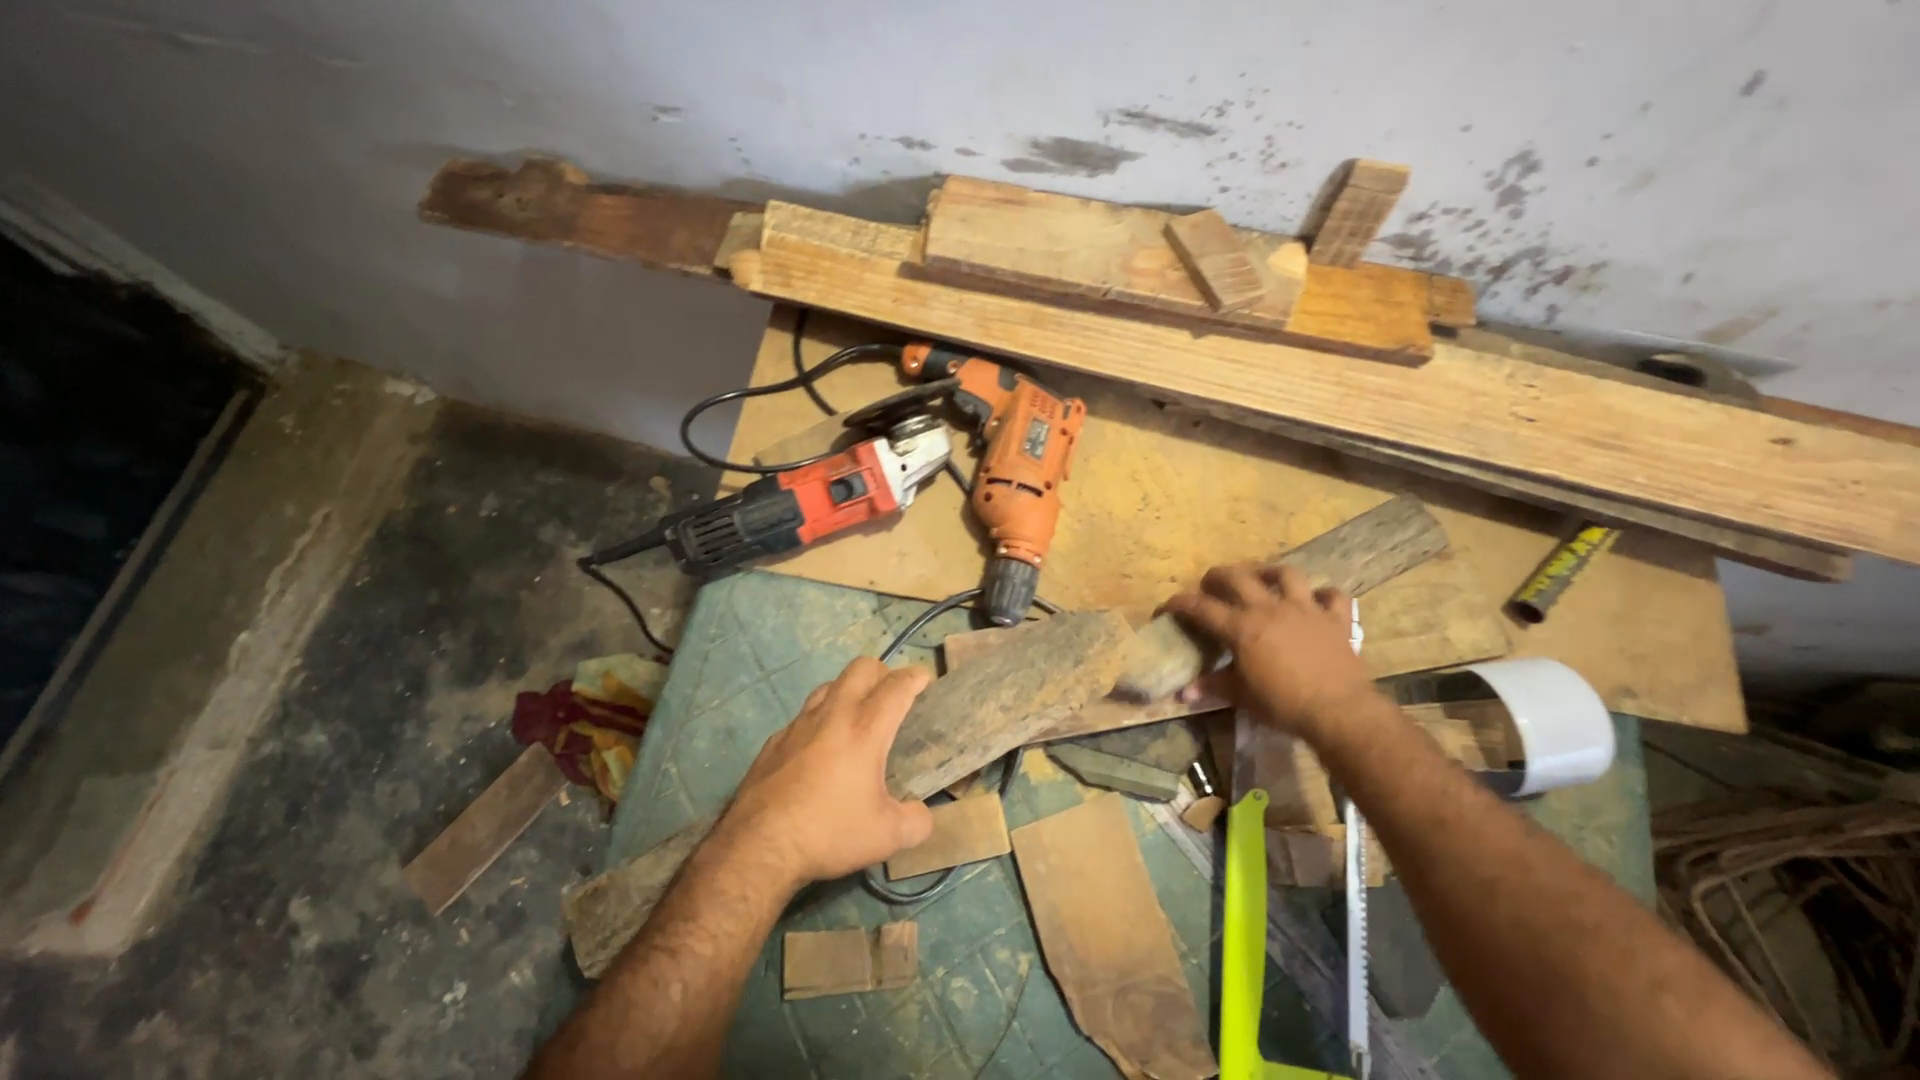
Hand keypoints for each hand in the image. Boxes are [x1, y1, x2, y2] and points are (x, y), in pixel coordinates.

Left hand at [719, 657, 935, 888]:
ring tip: (857, 717)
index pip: (896, 686)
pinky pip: (803, 716)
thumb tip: (922, 815)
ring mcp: (798, 725)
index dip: (915, 677)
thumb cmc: (830, 832)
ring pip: (828, 686)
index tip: (925, 679)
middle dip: (883, 672)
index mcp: (865, 729)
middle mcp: (832, 715)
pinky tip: (819, 749)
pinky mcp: (774, 741)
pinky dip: (819, 721)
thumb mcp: (887, 836)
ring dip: (849, 691)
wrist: (759, 845)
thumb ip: (916, 821)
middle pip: (861, 668)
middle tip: (892, 695)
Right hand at [1161, 563, 1378, 742]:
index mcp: (1242, 627)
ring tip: (1262, 577)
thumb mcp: (1242, 697)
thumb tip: (1184, 692)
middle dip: (1218, 575)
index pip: (1202, 608)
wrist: (1338, 710)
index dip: (1180, 604)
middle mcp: (1271, 609)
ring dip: (1270, 571)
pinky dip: (1324, 595)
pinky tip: (1317, 600)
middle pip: (1238, 577)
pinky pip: (1333, 596)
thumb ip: (1213, 686)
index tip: (1167, 606)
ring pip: (1286, 574)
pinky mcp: (1335, 619)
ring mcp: (1306, 610)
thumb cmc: (1283, 704)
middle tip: (1210, 582)